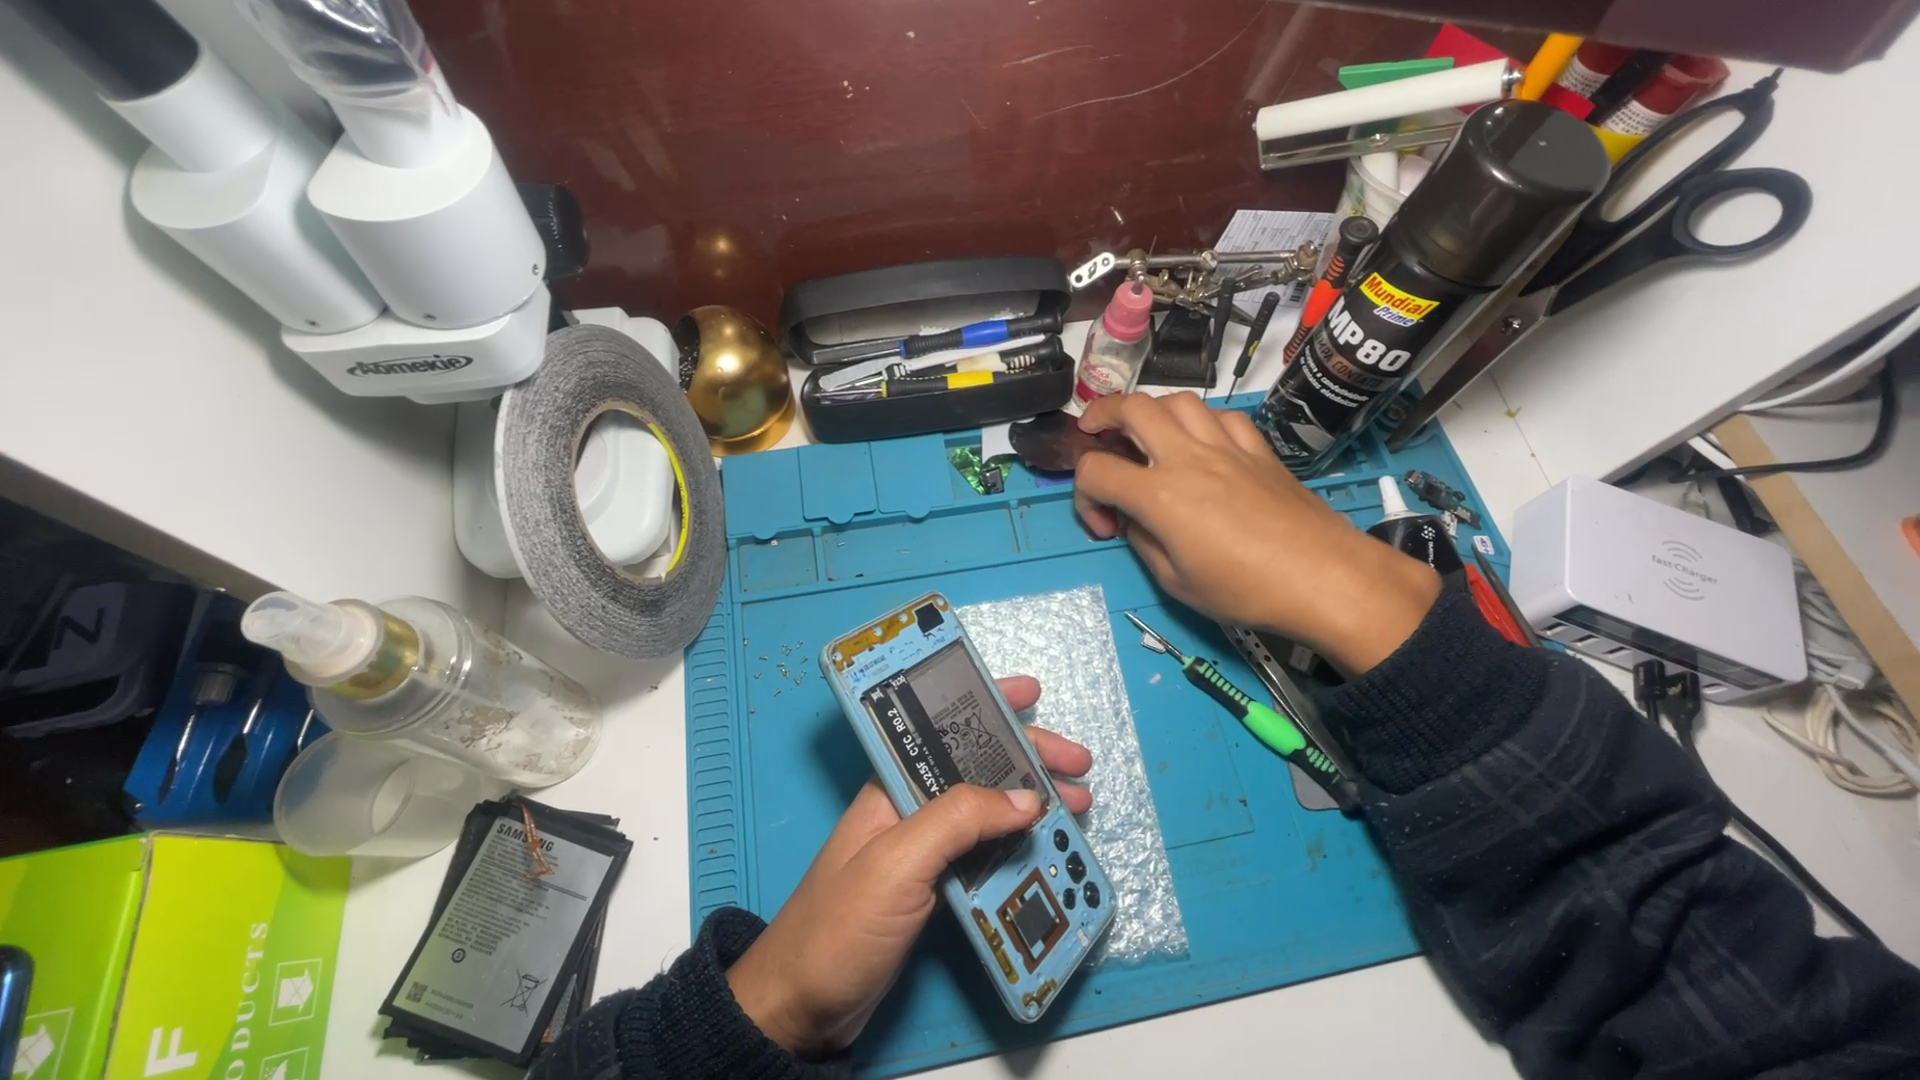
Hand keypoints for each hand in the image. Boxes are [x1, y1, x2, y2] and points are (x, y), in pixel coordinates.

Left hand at [727, 675, 1091, 1058]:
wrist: (800, 1010)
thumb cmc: (837, 928)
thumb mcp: (897, 863)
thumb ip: (957, 820)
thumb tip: (1025, 796)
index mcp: (893, 788)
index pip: (945, 731)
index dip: (988, 706)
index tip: (1033, 693)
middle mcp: (911, 811)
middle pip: (979, 770)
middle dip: (1030, 760)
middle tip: (1081, 766)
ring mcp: (924, 852)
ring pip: (989, 814)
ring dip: (1033, 808)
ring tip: (1078, 807)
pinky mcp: (934, 890)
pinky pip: (987, 858)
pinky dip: (1021, 851)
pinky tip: (1047, 852)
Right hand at [1074, 392, 1439, 674]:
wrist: (1324, 578)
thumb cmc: (1246, 591)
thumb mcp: (1177, 582)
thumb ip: (1144, 542)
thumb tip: (1135, 521)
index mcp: (1160, 494)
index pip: (1096, 471)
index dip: (1084, 497)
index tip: (1106, 527)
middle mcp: (1187, 457)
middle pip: (1132, 407)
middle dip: (1101, 415)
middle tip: (1094, 435)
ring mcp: (1227, 447)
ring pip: (1179, 400)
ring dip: (1152, 411)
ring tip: (1147, 434)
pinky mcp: (1259, 449)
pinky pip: (1222, 415)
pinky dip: (1201, 421)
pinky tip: (1202, 443)